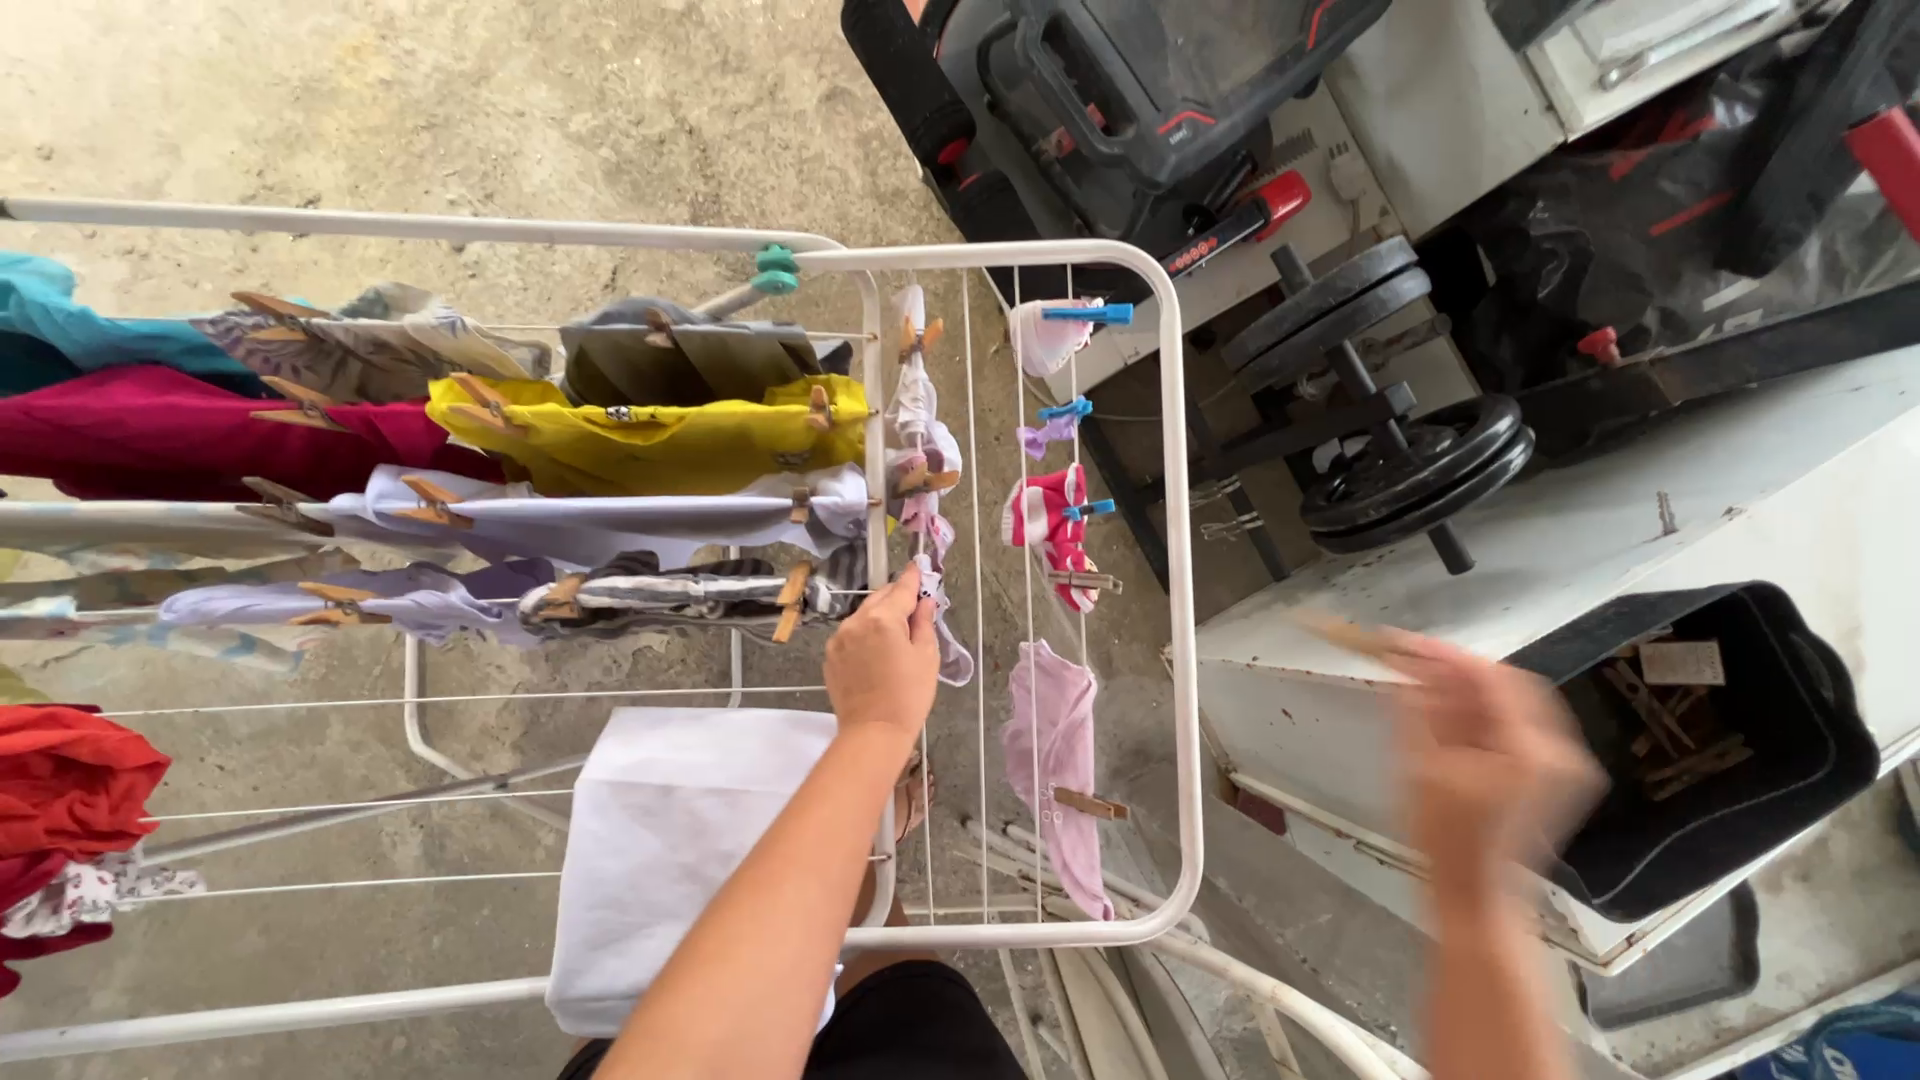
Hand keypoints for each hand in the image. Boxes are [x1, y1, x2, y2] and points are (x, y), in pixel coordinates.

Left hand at [824, 561, 939, 746]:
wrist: (873, 732)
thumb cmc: (908, 695)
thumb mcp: (926, 656)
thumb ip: (924, 623)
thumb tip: (925, 602)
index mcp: (882, 618)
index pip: (901, 589)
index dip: (912, 578)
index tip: (917, 567)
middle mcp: (856, 622)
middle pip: (879, 599)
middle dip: (896, 598)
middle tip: (914, 607)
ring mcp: (839, 639)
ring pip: (863, 616)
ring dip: (879, 616)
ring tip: (896, 635)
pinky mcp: (831, 656)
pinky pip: (851, 635)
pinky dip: (865, 634)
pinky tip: (877, 652)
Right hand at [1384, 633, 1605, 901]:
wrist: (1475, 896)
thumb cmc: (1444, 837)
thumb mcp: (1421, 767)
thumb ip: (1418, 710)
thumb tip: (1409, 667)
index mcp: (1532, 750)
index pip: (1492, 679)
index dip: (1445, 655)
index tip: (1401, 642)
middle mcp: (1558, 752)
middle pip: (1510, 685)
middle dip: (1457, 668)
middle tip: (1410, 660)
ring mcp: (1557, 765)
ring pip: (1512, 702)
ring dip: (1466, 688)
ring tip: (1418, 682)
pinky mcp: (1546, 776)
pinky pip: (1512, 725)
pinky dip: (1477, 711)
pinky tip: (1441, 711)